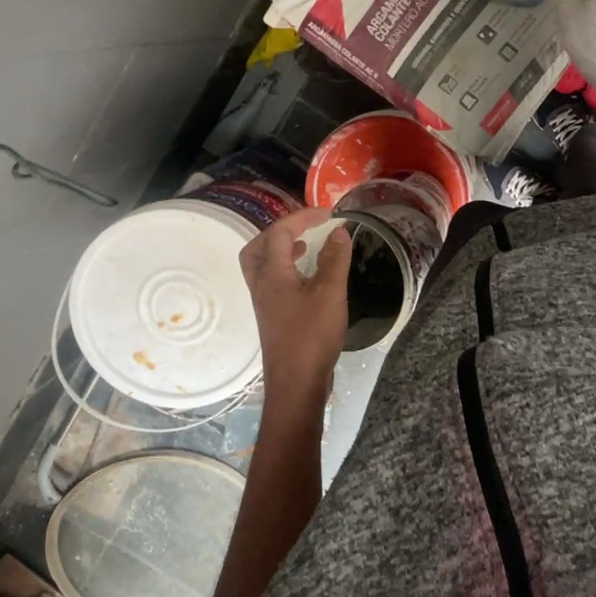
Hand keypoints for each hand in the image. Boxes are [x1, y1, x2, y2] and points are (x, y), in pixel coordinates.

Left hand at [238, 207, 352, 395]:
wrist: (296, 383)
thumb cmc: (311, 335)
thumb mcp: (330, 292)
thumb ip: (334, 259)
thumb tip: (337, 231)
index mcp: (271, 274)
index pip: (279, 233)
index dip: (302, 217)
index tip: (329, 213)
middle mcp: (262, 286)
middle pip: (258, 248)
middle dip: (280, 231)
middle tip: (306, 228)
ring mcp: (266, 303)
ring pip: (263, 266)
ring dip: (282, 250)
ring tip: (307, 245)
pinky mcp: (274, 317)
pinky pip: (273, 281)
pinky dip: (288, 269)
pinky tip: (309, 277)